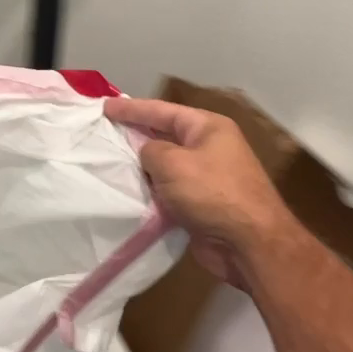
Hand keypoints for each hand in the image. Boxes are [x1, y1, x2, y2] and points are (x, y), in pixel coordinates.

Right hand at [104, 97, 297, 287]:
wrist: (250, 245)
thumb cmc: (212, 193)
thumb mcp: (171, 162)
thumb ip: (148, 149)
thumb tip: (146, 155)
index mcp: (208, 128)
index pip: (162, 110)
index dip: (131, 108)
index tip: (103, 107)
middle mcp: (209, 148)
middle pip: (163, 135)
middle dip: (134, 134)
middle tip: (102, 132)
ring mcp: (207, 177)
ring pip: (164, 166)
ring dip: (140, 167)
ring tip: (108, 162)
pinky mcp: (201, 204)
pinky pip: (168, 190)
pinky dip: (150, 191)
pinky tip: (128, 191)